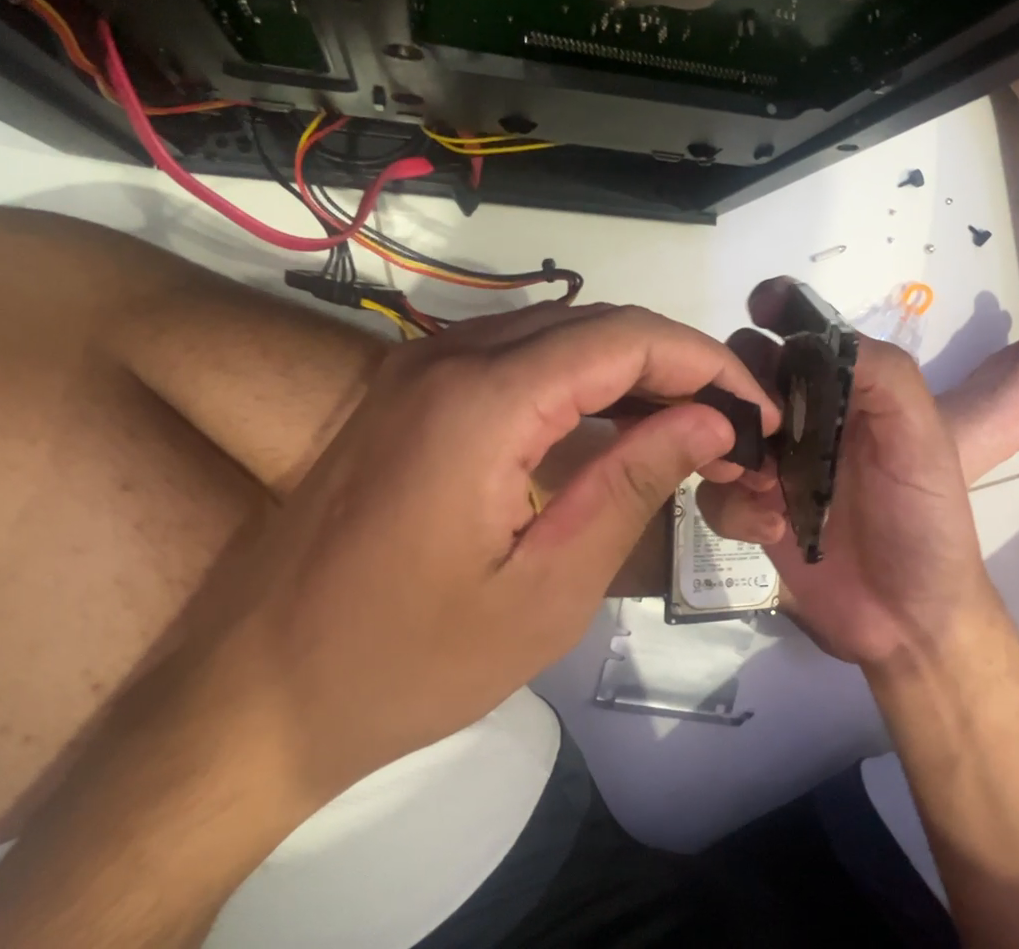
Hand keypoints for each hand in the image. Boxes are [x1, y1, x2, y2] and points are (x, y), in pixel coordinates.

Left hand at [184, 303, 776, 806]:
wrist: (257, 694)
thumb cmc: (409, 661)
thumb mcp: (545, 588)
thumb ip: (629, 485)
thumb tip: (709, 421)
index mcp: (483, 401)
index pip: (625, 339)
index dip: (705, 364)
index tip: (760, 411)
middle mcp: (444, 361)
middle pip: (591, 326)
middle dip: (674, 365)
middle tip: (733, 428)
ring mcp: (412, 374)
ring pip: (551, 337)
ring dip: (626, 371)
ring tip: (686, 430)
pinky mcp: (399, 401)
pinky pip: (508, 363)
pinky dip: (573, 385)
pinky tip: (606, 432)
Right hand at [698, 279, 1018, 668]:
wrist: (907, 621)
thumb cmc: (925, 521)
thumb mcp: (924, 437)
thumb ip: (880, 373)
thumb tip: (811, 337)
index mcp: (850, 393)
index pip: (803, 334)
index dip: (777, 312)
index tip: (759, 309)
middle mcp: (808, 422)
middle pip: (745, 375)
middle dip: (738, 388)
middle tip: (754, 417)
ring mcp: (776, 468)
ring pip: (715, 431)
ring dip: (727, 450)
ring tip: (758, 478)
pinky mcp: (753, 513)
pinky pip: (715, 492)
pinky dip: (735, 507)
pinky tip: (772, 527)